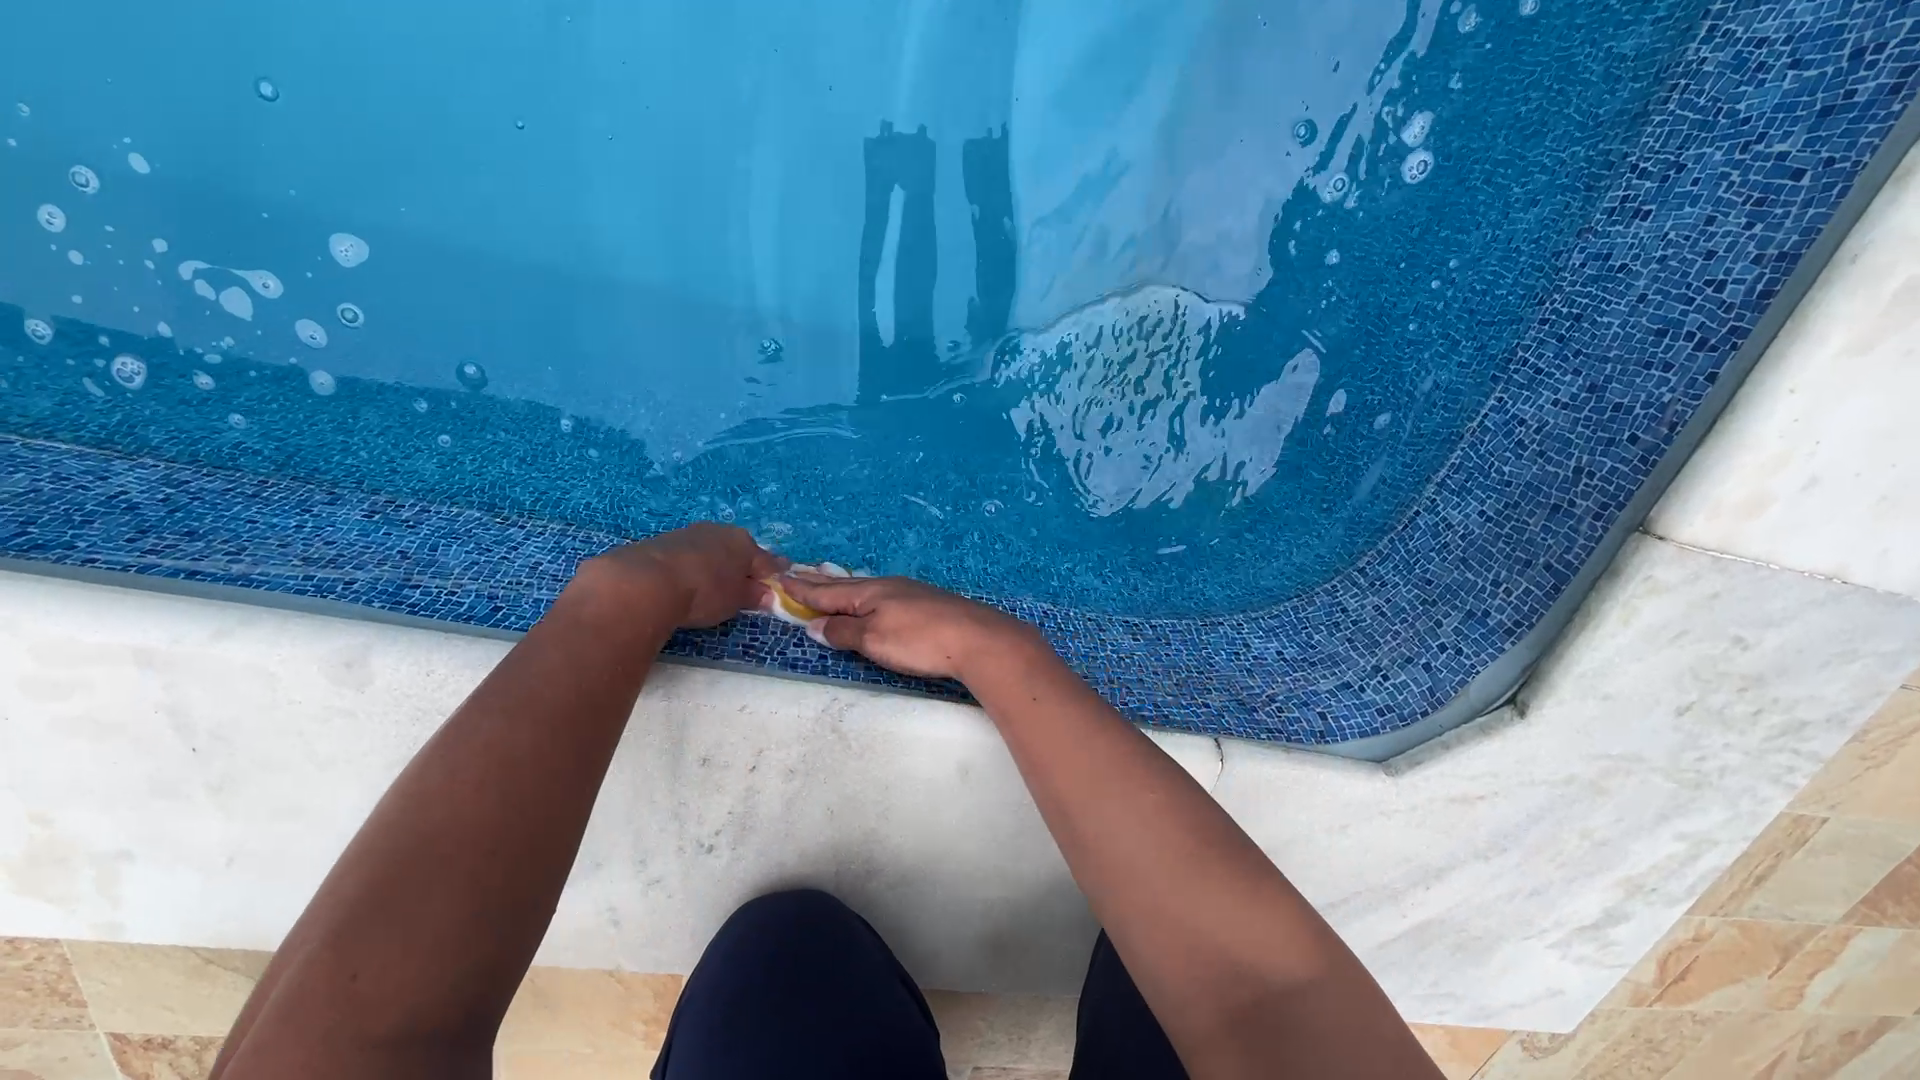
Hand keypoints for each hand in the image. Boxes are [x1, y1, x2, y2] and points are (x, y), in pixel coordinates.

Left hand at [575, 523, 787, 628]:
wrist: (647, 582)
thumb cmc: (704, 591)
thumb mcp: (736, 600)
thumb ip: (754, 595)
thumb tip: (767, 594)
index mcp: (743, 542)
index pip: (766, 560)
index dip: (773, 574)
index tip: (778, 584)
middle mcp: (718, 531)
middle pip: (737, 551)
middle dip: (741, 567)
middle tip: (742, 588)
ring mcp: (688, 533)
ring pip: (710, 551)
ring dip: (714, 565)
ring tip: (710, 588)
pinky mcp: (661, 542)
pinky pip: (686, 556)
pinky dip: (691, 567)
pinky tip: (685, 583)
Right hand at [778, 572, 1046, 681]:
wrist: (979, 639)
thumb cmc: (920, 641)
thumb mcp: (874, 640)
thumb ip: (844, 632)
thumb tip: (816, 624)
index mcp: (869, 593)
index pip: (827, 592)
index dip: (802, 590)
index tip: (780, 580)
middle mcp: (887, 587)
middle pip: (846, 584)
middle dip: (819, 581)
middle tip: (797, 572)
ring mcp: (910, 593)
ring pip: (867, 587)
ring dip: (843, 585)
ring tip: (829, 579)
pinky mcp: (928, 604)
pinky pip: (885, 594)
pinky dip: (866, 594)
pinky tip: (873, 596)